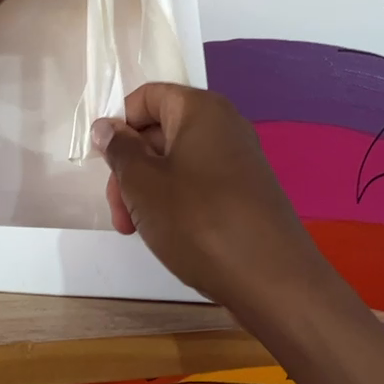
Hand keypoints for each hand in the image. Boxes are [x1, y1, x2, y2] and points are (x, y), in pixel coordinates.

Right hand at [93, 83, 322, 304]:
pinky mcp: (248, 195)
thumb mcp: (142, 183)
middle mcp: (224, 127)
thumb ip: (119, 149)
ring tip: (136, 230)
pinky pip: (199, 185)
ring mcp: (240, 162)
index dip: (120, 125)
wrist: (277, 285)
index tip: (106, 163)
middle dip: (130, 168)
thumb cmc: (199, 221)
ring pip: (176, 163)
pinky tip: (167, 235)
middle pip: (158, 133)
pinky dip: (176, 204)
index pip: (146, 98)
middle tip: (119, 210)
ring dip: (148, 191)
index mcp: (200, 110)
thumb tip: (107, 127)